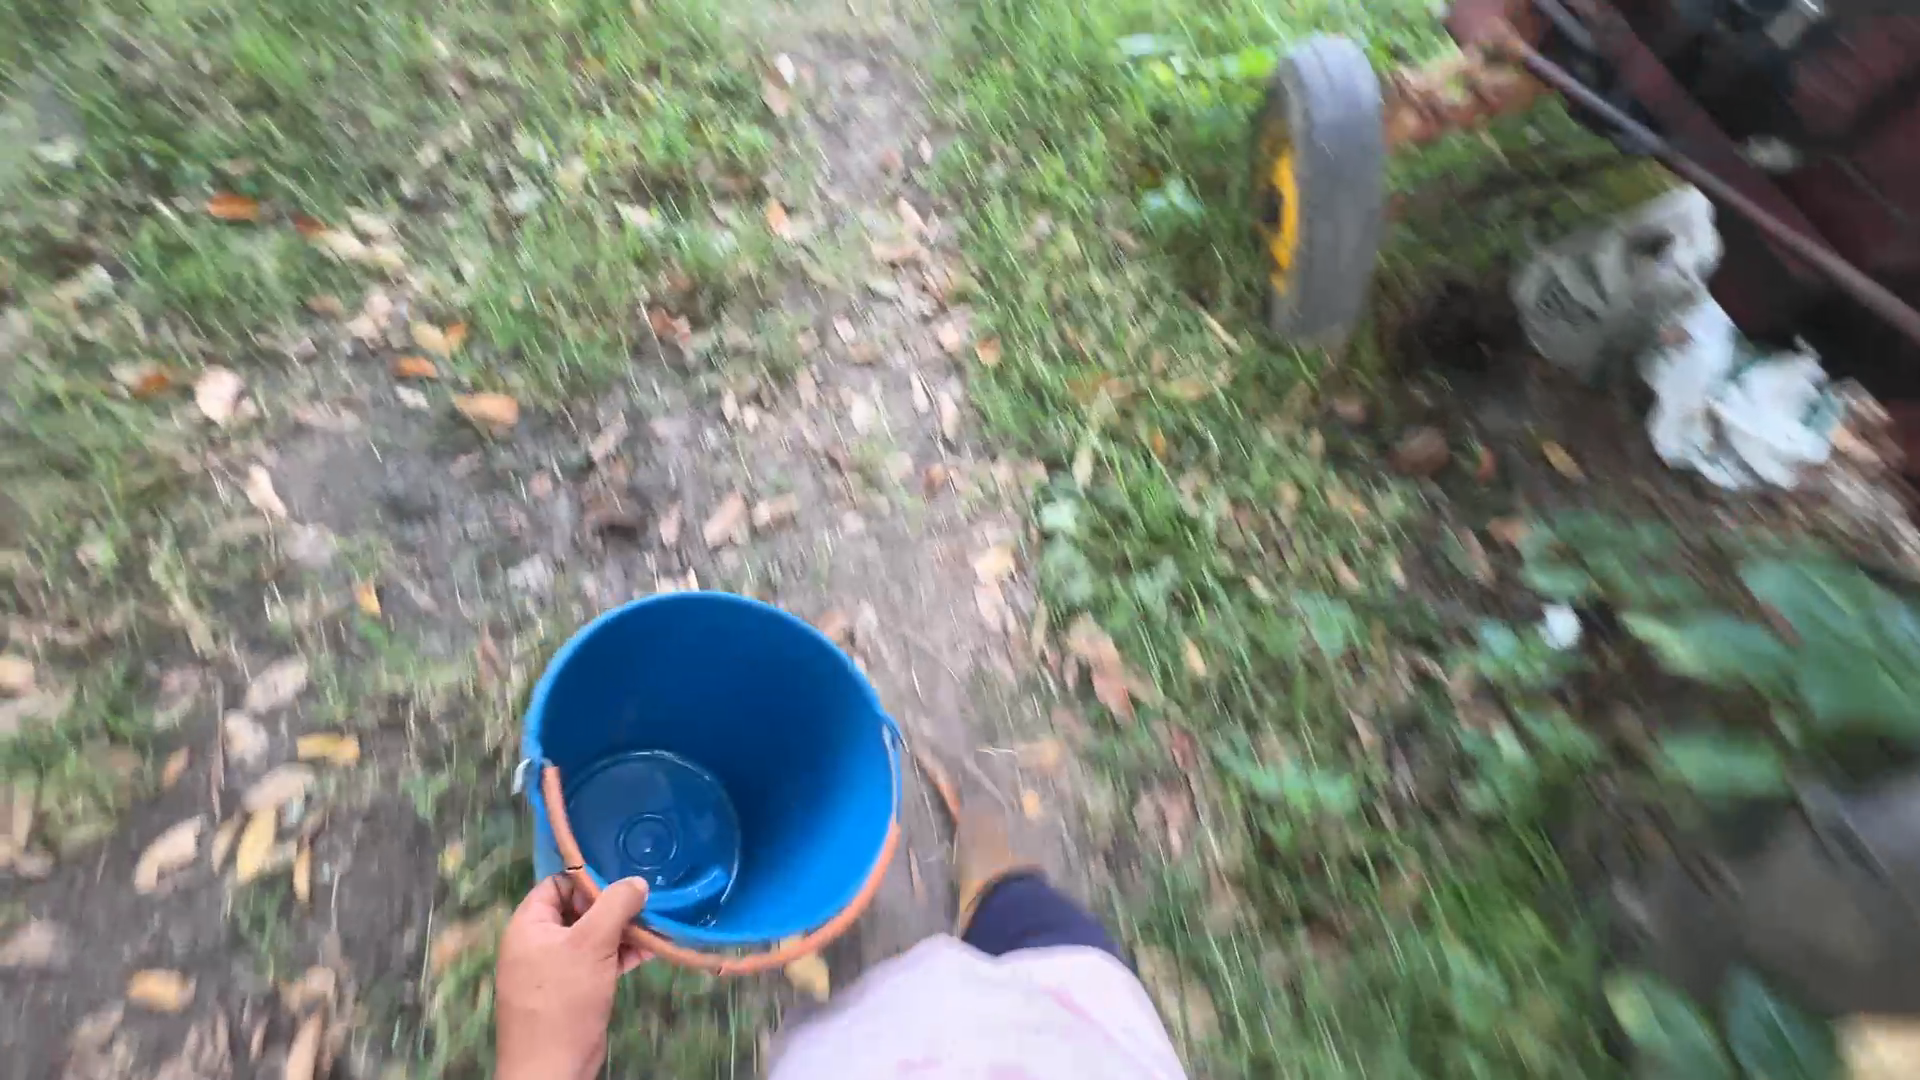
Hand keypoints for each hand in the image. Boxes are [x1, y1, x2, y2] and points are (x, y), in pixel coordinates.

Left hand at [495, 875, 651, 1079]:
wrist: (552, 1073)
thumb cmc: (565, 998)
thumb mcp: (592, 942)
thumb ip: (616, 903)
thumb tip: (637, 882)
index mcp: (529, 927)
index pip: (558, 884)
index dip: (588, 879)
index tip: (621, 883)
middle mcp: (539, 943)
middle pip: (580, 907)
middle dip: (614, 904)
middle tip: (644, 901)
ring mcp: (556, 968)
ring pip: (594, 933)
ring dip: (624, 928)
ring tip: (656, 922)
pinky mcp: (574, 988)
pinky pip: (600, 958)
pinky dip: (623, 951)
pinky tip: (652, 947)